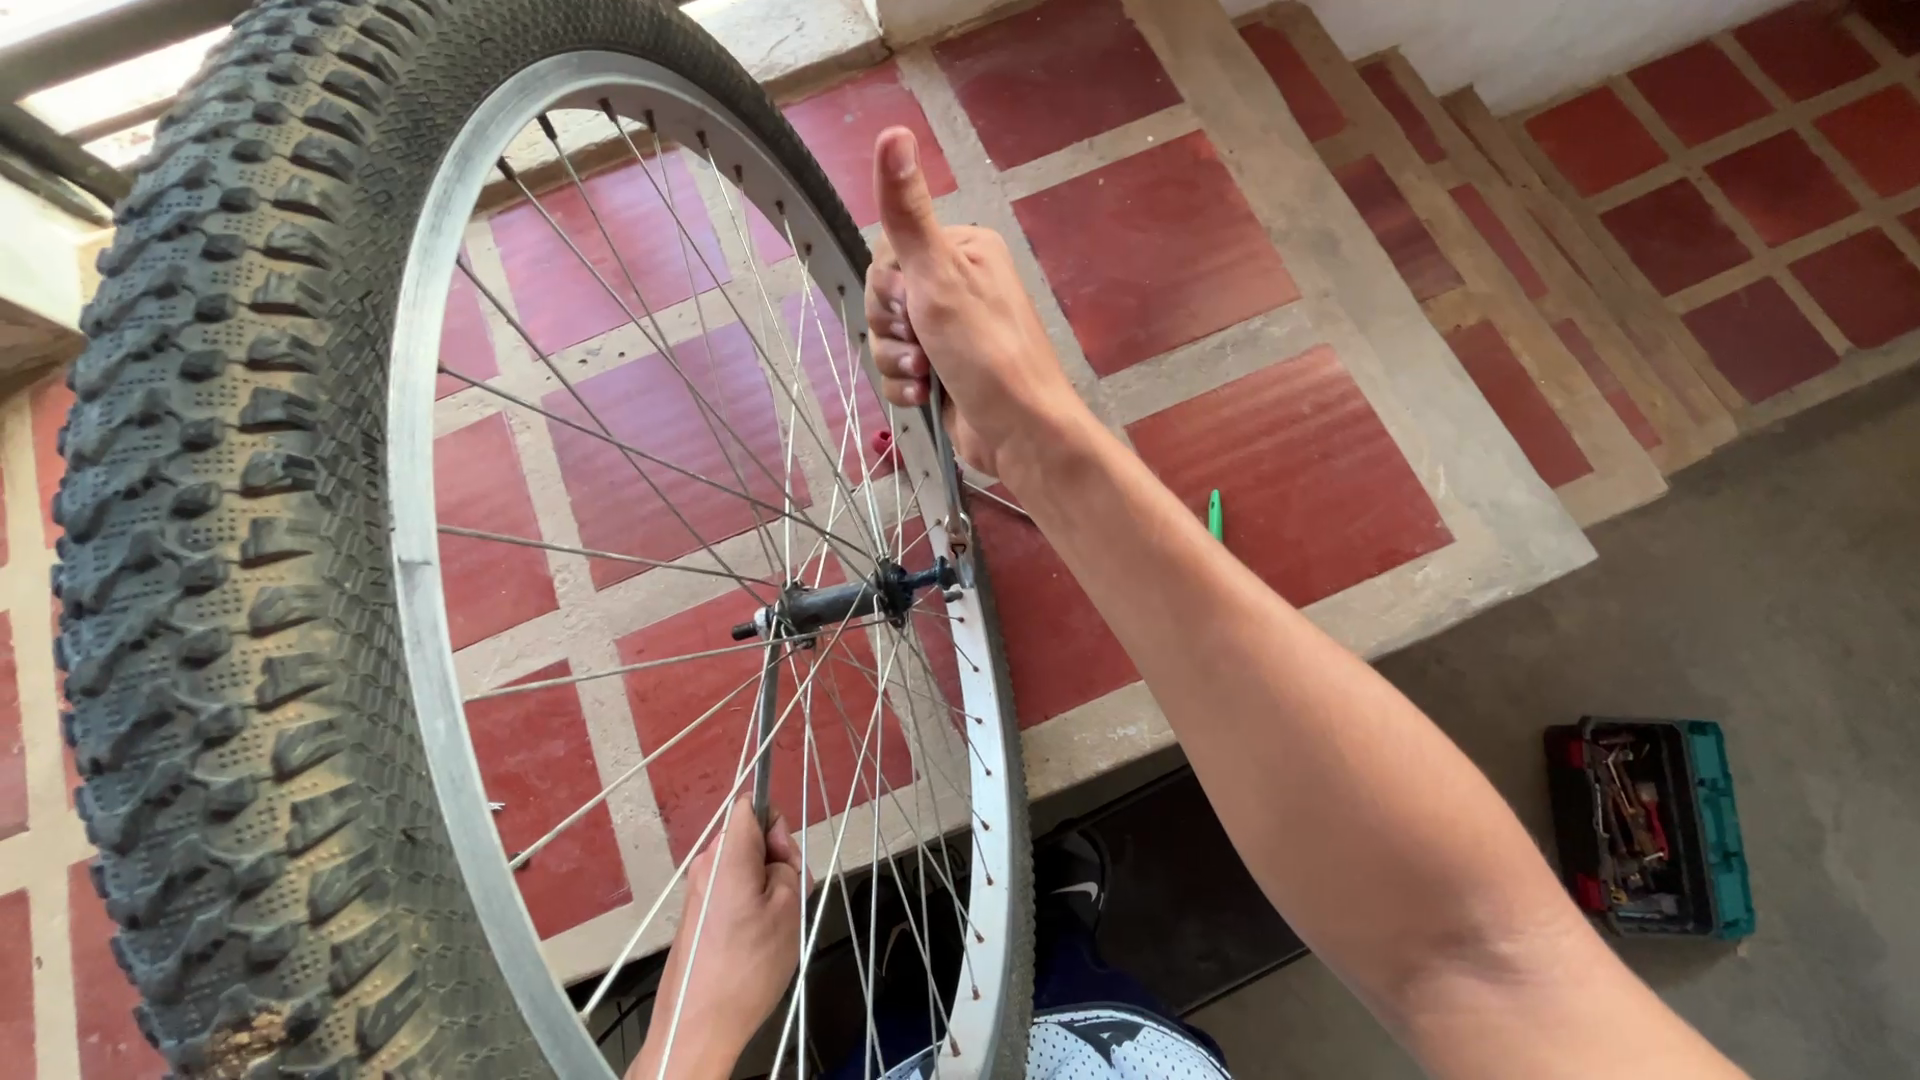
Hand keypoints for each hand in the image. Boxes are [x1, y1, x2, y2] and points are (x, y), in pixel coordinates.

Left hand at [627, 798, 805, 1079]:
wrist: (697, 1027)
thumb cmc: (749, 964)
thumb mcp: (789, 906)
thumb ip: (787, 864)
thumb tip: (774, 854)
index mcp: (727, 853)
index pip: (752, 805)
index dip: (777, 823)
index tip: (785, 859)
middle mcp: (706, 863)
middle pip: (750, 836)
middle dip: (776, 858)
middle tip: (788, 899)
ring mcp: (697, 889)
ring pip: (744, 865)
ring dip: (766, 884)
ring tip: (774, 926)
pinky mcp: (696, 914)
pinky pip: (731, 889)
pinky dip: (750, 903)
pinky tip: (757, 939)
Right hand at [865, 126, 1088, 477]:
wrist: (1020, 434)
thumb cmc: (986, 353)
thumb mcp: (940, 278)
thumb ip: (909, 214)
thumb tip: (893, 133)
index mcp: (964, 252)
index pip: (890, 251)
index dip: (888, 285)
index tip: (911, 306)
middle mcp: (957, 287)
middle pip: (885, 297)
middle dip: (893, 329)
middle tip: (923, 345)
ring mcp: (950, 334)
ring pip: (887, 338)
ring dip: (898, 362)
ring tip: (927, 376)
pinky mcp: (942, 373)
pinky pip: (898, 372)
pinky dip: (905, 388)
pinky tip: (926, 397)